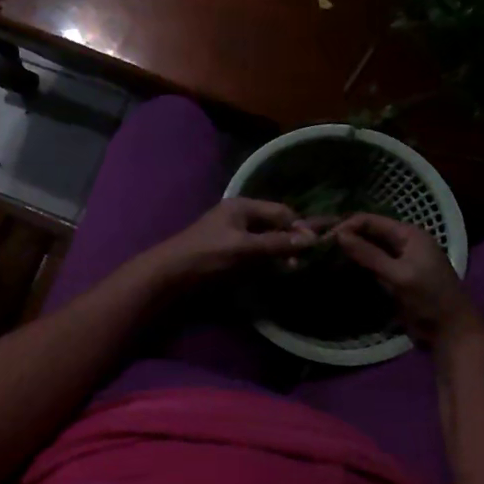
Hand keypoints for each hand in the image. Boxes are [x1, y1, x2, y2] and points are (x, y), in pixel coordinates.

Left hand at [148, 198, 317, 285]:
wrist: (169, 277)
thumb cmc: (207, 256)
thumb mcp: (245, 248)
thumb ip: (277, 243)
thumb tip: (311, 239)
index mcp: (243, 206)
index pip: (281, 211)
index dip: (298, 227)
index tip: (314, 246)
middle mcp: (239, 216)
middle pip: (274, 225)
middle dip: (290, 241)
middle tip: (304, 261)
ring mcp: (233, 235)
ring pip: (266, 241)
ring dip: (279, 253)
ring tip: (292, 268)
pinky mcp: (228, 253)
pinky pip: (255, 253)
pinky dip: (266, 261)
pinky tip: (274, 272)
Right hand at [333, 214, 481, 344]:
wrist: (450, 331)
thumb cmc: (429, 299)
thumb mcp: (399, 275)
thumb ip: (369, 255)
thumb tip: (339, 235)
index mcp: (409, 234)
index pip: (370, 221)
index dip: (346, 226)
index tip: (322, 238)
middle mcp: (403, 243)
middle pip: (368, 233)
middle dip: (345, 237)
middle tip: (318, 245)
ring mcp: (399, 261)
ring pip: (368, 250)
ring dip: (349, 251)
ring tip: (322, 256)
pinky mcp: (394, 278)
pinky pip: (371, 266)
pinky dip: (356, 265)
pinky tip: (338, 269)